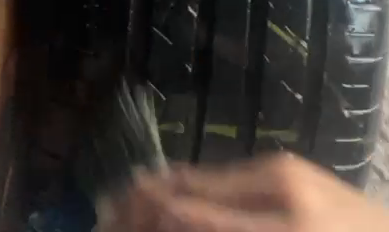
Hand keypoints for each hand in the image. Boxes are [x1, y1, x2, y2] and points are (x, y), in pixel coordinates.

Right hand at [98, 155, 388, 231]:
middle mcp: (273, 188)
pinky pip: (219, 176)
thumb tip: (165, 221)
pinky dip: (187, 192)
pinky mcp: (283, 163)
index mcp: (282, 227)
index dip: (139, 219)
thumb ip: (216, 229)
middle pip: (180, 189)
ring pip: (194, 176)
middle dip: (136, 205)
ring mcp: (278, 168)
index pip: (182, 214)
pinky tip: (169, 206)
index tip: (107, 225)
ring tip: (125, 211)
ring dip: (154, 195)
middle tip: (105, 219)